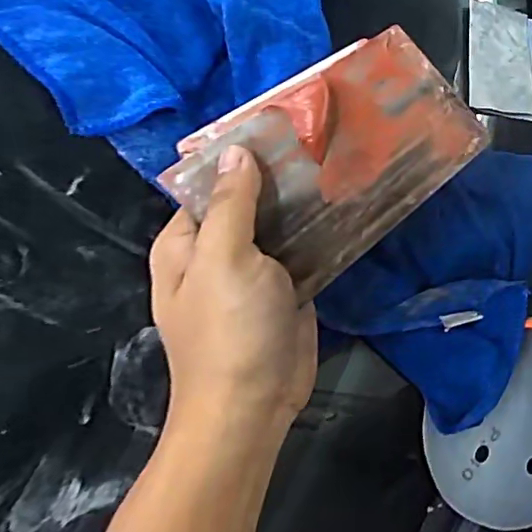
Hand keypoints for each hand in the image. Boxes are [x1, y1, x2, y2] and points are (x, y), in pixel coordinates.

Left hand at [149, 144, 316, 436]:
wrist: (255, 402)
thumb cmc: (229, 329)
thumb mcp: (224, 259)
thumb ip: (231, 205)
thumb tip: (235, 151)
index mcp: (185, 246)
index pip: (208, 187)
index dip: (238, 159)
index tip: (279, 129)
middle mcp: (217, 254)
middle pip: (247, 202)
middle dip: (277, 177)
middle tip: (319, 143)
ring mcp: (254, 272)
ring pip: (279, 224)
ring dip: (303, 203)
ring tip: (338, 165)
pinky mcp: (288, 287)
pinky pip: (303, 248)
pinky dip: (320, 230)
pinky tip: (346, 207)